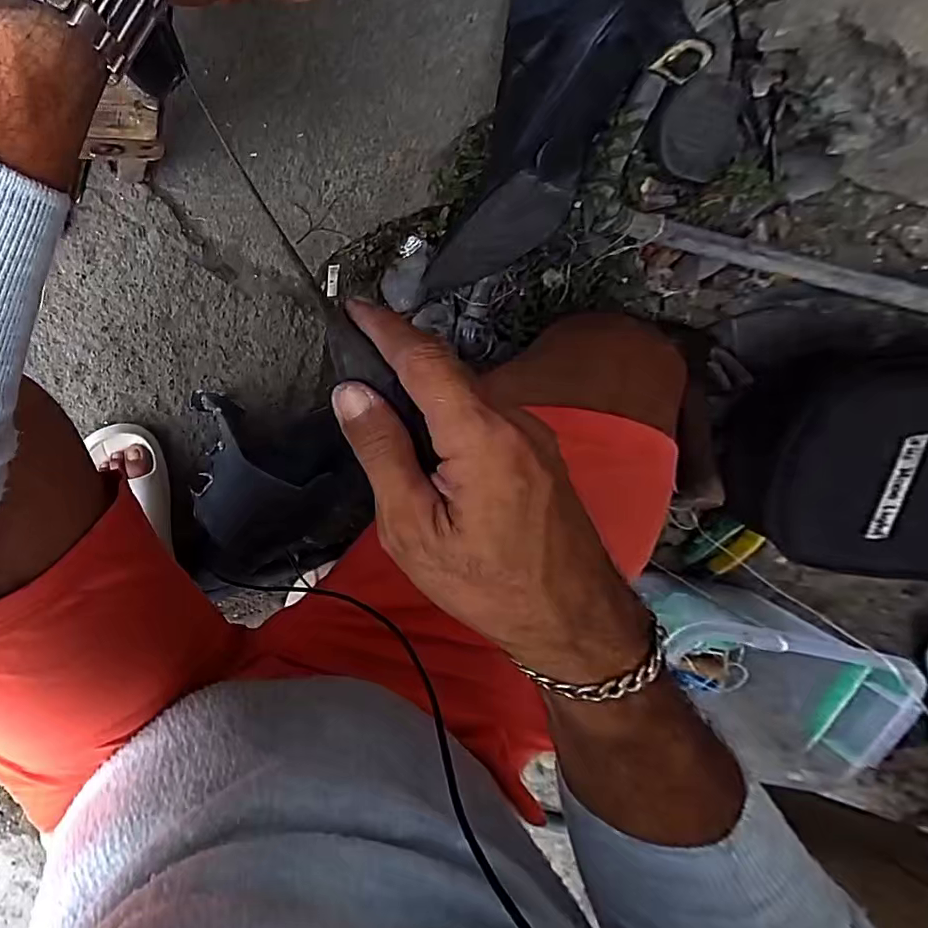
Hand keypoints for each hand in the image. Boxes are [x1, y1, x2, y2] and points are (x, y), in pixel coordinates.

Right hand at [330, 301, 654, 683]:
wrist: (574, 622)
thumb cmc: (484, 582)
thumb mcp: (412, 526)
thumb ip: (383, 452)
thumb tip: (352, 392)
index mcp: (480, 435)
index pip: (425, 360)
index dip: (386, 328)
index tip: (353, 305)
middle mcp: (514, 421)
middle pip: (448, 369)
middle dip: (400, 350)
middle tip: (355, 347)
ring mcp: (533, 436)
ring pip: (467, 391)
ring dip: (422, 381)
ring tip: (379, 390)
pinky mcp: (539, 454)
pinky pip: (484, 413)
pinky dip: (446, 405)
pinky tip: (424, 429)